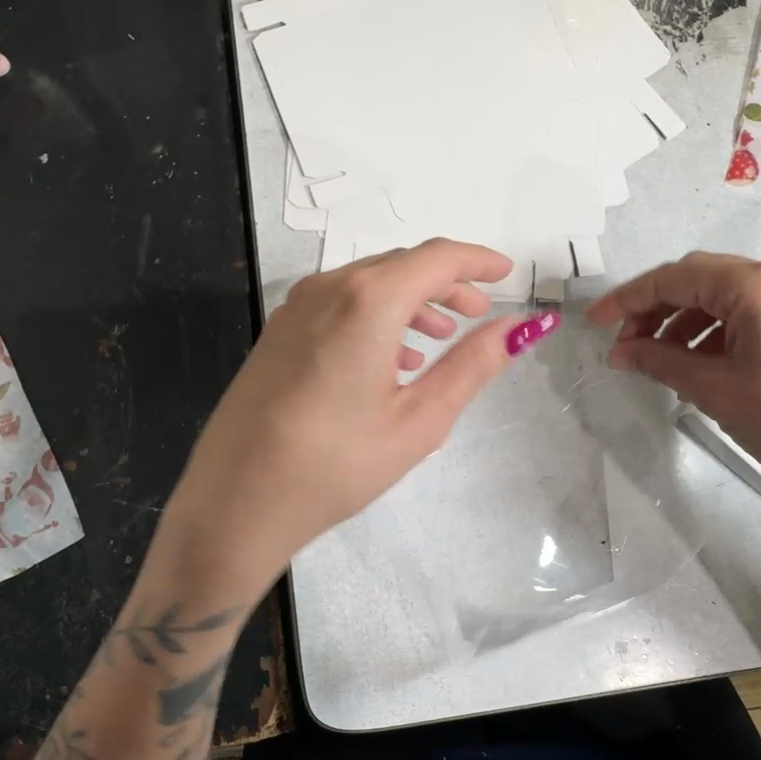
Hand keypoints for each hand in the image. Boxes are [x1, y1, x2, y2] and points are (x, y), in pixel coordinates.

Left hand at [158, 240, 558, 588]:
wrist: (236, 500)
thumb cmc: (338, 464)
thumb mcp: (421, 419)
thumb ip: (474, 364)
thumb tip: (524, 326)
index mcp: (368, 300)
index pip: (437, 258)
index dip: (478, 261)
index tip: (508, 272)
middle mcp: (328, 289)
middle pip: (400, 266)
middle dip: (446, 284)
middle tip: (479, 314)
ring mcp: (294, 310)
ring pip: (367, 285)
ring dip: (410, 301)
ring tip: (439, 338)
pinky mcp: (276, 334)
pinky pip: (338, 306)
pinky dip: (375, 318)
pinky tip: (389, 360)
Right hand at [586, 252, 760, 520]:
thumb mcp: (714, 389)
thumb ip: (660, 361)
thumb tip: (622, 352)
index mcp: (755, 284)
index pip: (674, 278)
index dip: (628, 300)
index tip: (595, 324)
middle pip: (700, 280)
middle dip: (656, 309)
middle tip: (627, 345)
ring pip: (726, 298)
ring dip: (685, 322)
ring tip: (660, 361)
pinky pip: (752, 315)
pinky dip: (717, 333)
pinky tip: (701, 365)